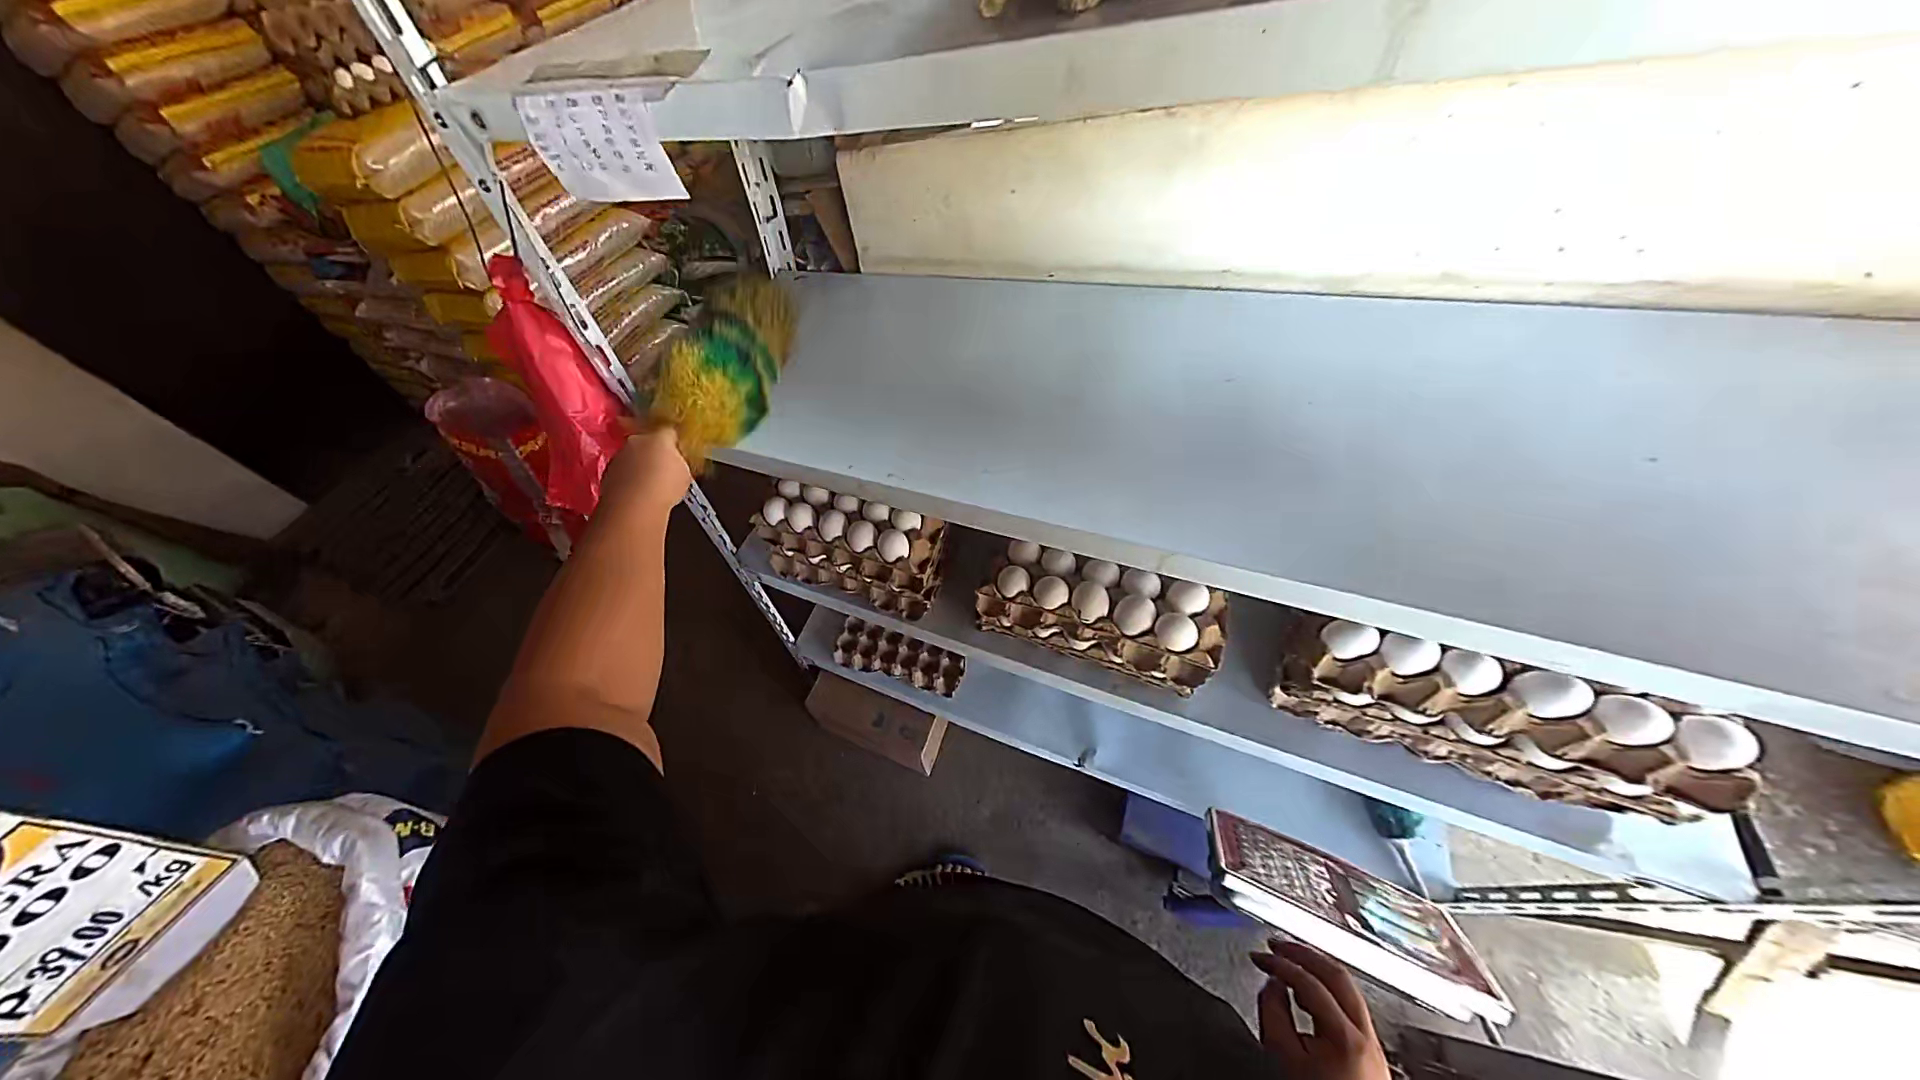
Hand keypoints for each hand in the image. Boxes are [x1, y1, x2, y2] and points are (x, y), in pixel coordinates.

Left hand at [599, 422, 691, 520]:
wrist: (635, 504)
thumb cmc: (666, 486)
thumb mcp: (684, 473)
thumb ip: (679, 462)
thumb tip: (675, 463)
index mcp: (659, 437)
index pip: (669, 431)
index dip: (674, 441)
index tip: (678, 450)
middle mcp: (636, 441)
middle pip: (646, 442)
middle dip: (653, 452)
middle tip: (663, 467)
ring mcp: (619, 456)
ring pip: (632, 456)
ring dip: (638, 466)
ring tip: (649, 484)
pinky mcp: (608, 472)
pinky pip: (622, 472)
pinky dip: (628, 478)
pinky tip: (637, 492)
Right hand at [1251, 940, 1388, 1079]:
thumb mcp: (1282, 1058)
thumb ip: (1272, 1011)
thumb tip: (1271, 983)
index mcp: (1344, 1035)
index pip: (1307, 979)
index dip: (1278, 962)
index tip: (1258, 956)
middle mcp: (1366, 1034)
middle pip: (1336, 974)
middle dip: (1302, 952)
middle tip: (1275, 944)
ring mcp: (1374, 1043)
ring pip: (1347, 986)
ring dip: (1315, 966)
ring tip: (1288, 960)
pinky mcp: (1373, 1051)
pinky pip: (1349, 1003)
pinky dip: (1326, 986)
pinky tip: (1308, 988)